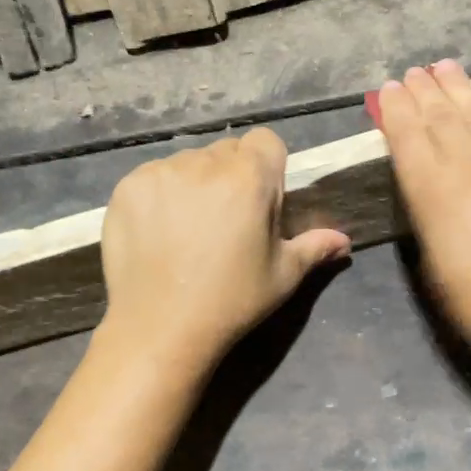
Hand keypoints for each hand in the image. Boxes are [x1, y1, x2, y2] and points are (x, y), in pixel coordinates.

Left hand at [99, 128, 350, 364]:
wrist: (160, 328)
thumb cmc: (231, 301)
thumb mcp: (282, 276)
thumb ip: (314, 247)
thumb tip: (343, 240)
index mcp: (250, 177)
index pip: (266, 141)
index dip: (267, 168)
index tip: (260, 203)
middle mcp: (204, 163)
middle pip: (226, 152)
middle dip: (231, 176)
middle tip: (226, 222)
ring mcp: (161, 173)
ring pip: (187, 163)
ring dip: (194, 185)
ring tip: (188, 231)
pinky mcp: (127, 188)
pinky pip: (153, 178)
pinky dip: (160, 197)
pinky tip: (159, 233)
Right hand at [376, 61, 470, 379]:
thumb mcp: (434, 267)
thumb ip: (425, 217)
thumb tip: (422, 187)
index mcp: (434, 193)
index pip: (409, 137)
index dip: (395, 111)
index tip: (385, 90)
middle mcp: (469, 166)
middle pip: (441, 117)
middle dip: (423, 92)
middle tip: (410, 73)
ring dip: (458, 87)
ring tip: (443, 67)